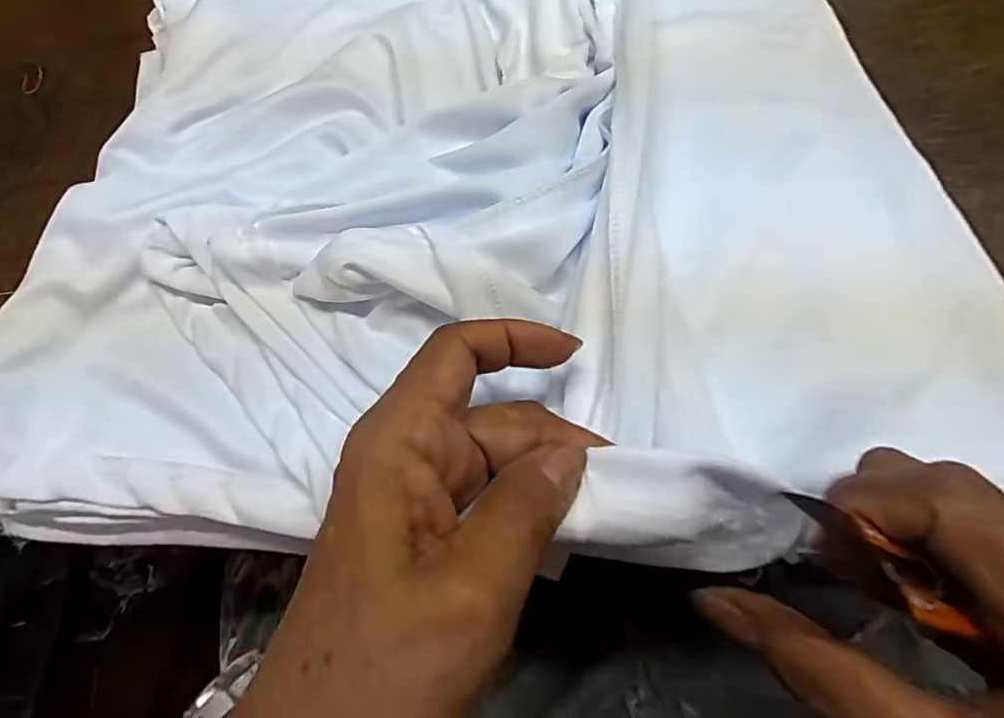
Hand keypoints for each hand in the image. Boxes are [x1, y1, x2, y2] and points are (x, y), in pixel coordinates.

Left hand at [234, 320, 607, 717]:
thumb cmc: (387, 663)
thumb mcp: (471, 586)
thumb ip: (525, 508)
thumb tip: (569, 453)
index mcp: (399, 440)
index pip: (454, 354)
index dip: (512, 338)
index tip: (573, 352)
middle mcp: (402, 455)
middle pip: (488, 417)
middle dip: (550, 437)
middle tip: (616, 477)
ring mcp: (408, 498)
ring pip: (489, 462)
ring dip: (541, 477)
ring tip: (598, 507)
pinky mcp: (417, 538)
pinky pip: (480, 501)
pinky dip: (522, 507)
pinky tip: (558, 532)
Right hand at [693, 448, 1003, 717]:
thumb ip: (825, 672)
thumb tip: (719, 601)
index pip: (951, 499)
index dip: (866, 507)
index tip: (825, 560)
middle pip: (959, 486)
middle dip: (884, 517)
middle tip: (860, 584)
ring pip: (982, 502)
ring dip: (919, 535)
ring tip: (911, 606)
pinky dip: (965, 556)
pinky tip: (970, 622)